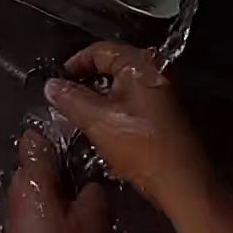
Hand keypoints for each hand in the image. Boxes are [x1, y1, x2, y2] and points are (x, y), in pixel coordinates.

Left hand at [0, 130, 108, 232]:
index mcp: (33, 175)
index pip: (36, 138)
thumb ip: (95, 194)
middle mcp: (20, 186)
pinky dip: (57, 214)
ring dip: (63, 195)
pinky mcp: (20, 232)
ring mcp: (17, 210)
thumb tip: (92, 185)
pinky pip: (42, 210)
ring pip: (43, 188)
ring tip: (89, 208)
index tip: (80, 145)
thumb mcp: (92, 222)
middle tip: (93, 180)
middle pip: (43, 164)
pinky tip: (77, 231)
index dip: (57, 137)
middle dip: (65, 169)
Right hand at [43, 42, 216, 213]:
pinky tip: (102, 128)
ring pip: (120, 86)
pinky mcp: (162, 113)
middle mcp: (153, 70)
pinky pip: (131, 101)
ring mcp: (160, 92)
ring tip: (79, 116)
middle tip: (65, 99)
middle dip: (85, 82)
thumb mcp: (96, 120)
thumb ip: (70, 99)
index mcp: (139, 63)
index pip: (99, 50)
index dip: (75, 64)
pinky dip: (113, 109)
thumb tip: (51, 85)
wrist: (181, 182)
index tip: (58, 82)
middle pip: (110, 67)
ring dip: (98, 98)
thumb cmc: (141, 145)